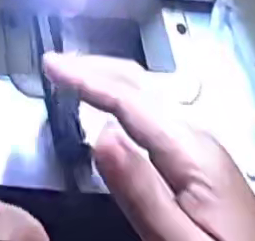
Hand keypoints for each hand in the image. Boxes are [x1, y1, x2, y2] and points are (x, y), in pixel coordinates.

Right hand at [43, 54, 254, 240]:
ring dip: (109, 80)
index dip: (86, 77)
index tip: (52, 64)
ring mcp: (203, 149)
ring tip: (77, 76)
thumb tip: (99, 133)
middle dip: (96, 68)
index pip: (129, 99)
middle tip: (56, 63)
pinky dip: (126, 101)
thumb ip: (141, 192)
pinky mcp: (203, 165)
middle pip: (140, 86)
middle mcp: (198, 138)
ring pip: (148, 97)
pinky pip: (156, 117)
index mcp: (192, 151)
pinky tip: (115, 110)